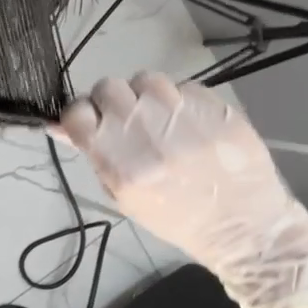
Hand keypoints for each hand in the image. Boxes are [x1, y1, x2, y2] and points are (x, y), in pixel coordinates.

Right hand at [59, 73, 307, 307]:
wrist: (247, 228)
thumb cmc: (176, 217)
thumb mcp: (122, 193)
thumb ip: (94, 154)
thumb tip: (60, 125)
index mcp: (117, 158)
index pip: (76, 112)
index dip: (81, 115)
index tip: (92, 124)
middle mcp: (146, 130)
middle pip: (107, 87)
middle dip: (112, 101)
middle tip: (128, 119)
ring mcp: (183, 116)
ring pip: (145, 79)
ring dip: (146, 95)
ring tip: (160, 117)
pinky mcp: (216, 108)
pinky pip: (185, 87)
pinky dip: (181, 101)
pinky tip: (191, 124)